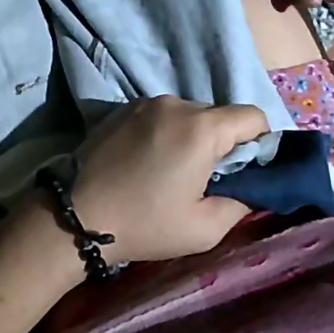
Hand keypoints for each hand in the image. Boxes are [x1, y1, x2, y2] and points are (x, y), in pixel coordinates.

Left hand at [68, 96, 270, 263]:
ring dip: (192, 137)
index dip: (260, 142)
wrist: (73, 217)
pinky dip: (166, 133)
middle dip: (224, 142)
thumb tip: (249, 191)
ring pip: (190, 114)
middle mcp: (177, 104)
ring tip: (172, 171)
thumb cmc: (144, 224)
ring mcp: (146, 103)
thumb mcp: (203, 230)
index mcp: (202, 128)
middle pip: (220, 115)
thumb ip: (239, 206)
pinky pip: (161, 115)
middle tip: (208, 177)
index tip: (247, 170)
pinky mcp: (122, 109)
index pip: (253, 116)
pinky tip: (148, 162)